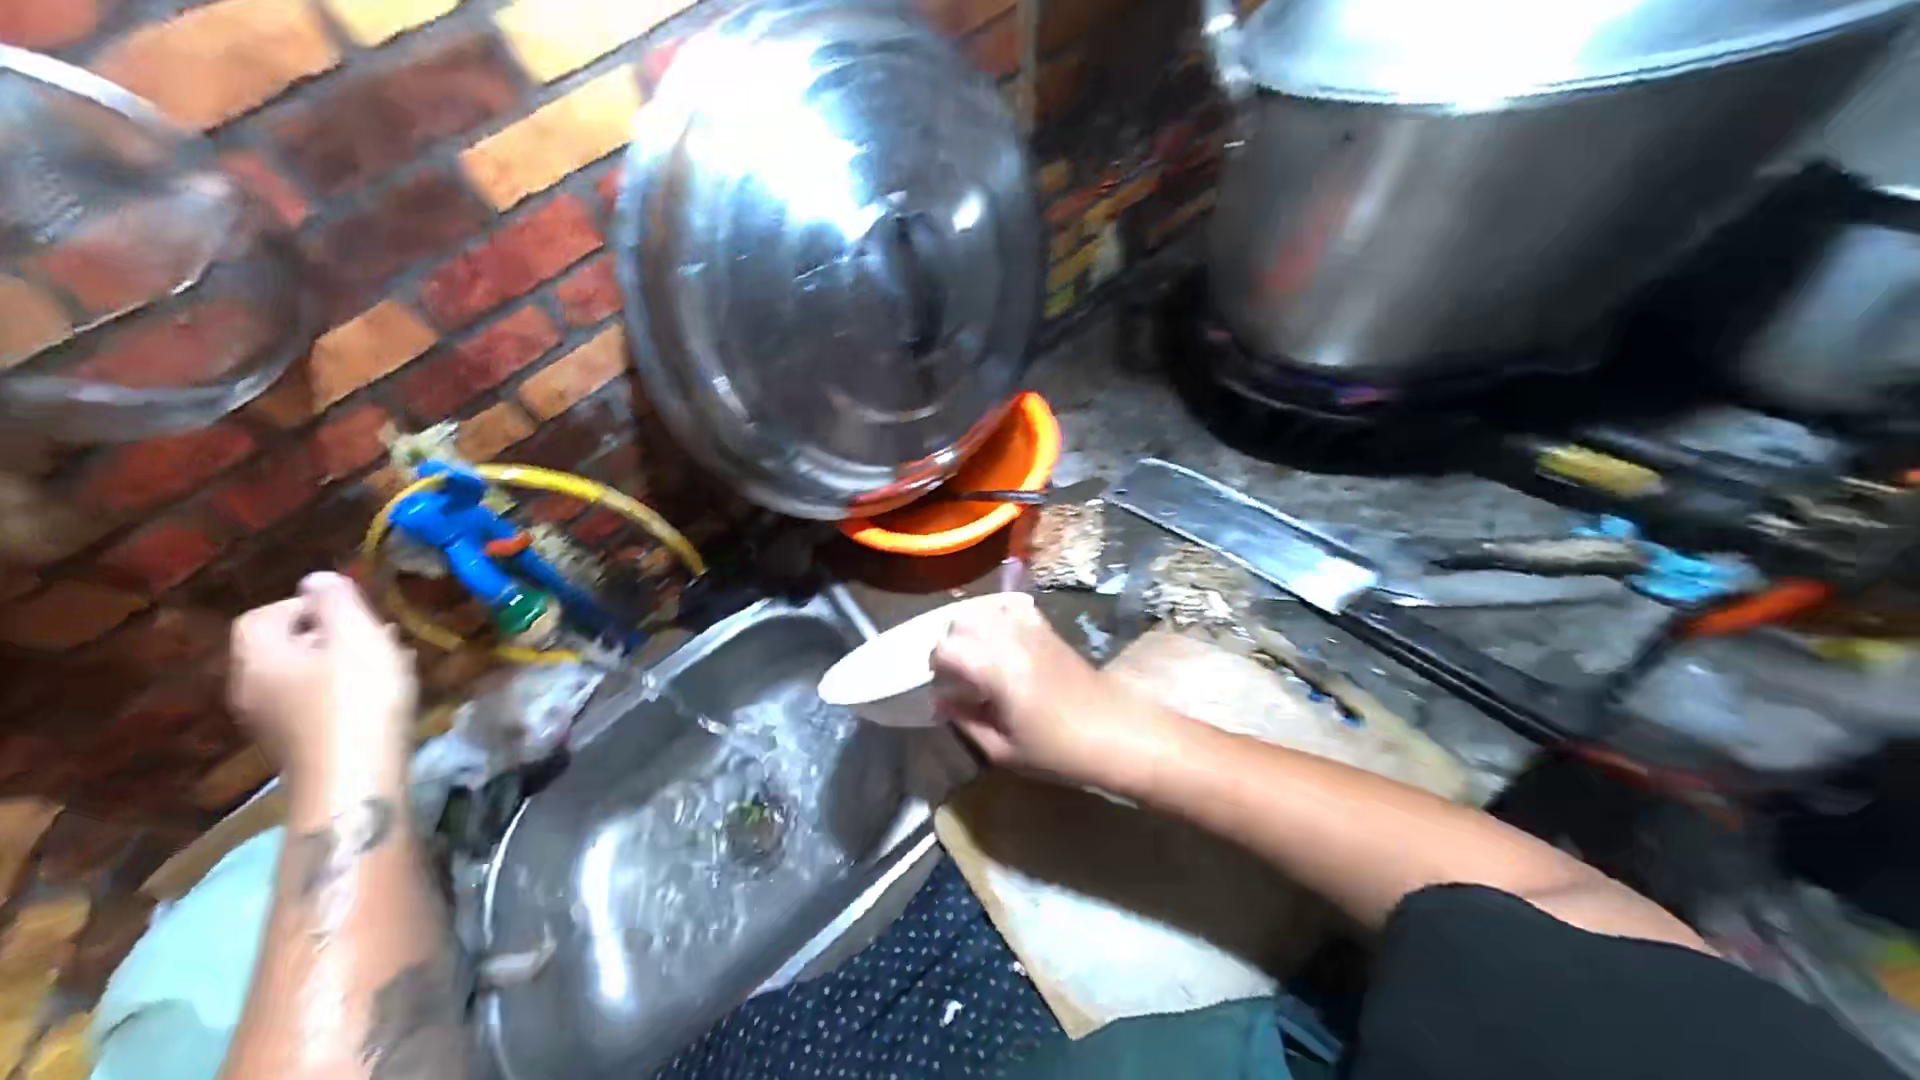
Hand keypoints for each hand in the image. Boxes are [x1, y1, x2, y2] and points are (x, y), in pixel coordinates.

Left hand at [229, 572, 416, 774]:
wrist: (357, 779)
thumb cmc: (358, 699)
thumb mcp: (357, 638)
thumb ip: (337, 602)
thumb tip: (317, 578)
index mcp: (259, 659)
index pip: (263, 616)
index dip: (308, 605)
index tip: (354, 612)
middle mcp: (253, 689)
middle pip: (285, 646)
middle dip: (333, 634)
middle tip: (379, 636)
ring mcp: (273, 721)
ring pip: (305, 675)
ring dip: (344, 662)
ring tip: (391, 663)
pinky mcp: (300, 743)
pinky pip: (317, 702)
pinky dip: (346, 690)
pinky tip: (383, 697)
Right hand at [930, 593, 1179, 790]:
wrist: (1119, 732)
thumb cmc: (1059, 750)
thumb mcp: (1003, 750)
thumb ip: (965, 721)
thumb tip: (941, 701)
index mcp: (995, 668)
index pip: (946, 648)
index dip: (936, 666)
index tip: (943, 688)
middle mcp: (1010, 637)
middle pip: (961, 620)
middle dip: (950, 642)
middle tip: (957, 672)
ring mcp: (1031, 628)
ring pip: (985, 609)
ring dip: (972, 627)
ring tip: (977, 655)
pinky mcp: (1048, 628)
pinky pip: (1012, 607)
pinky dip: (998, 617)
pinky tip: (1002, 641)